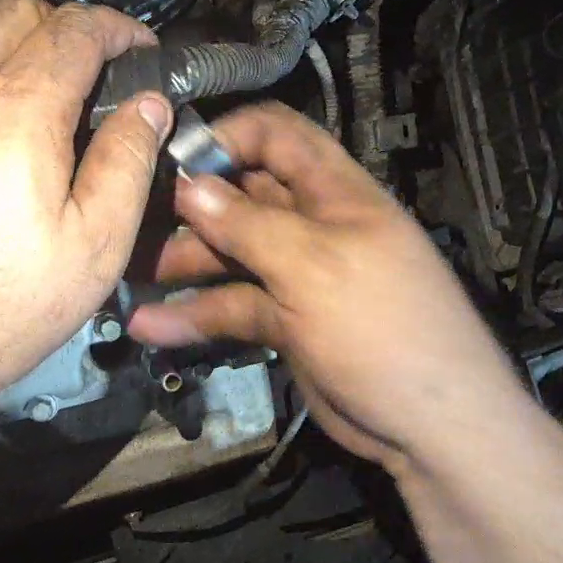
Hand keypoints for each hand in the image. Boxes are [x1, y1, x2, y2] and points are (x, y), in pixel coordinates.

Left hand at [0, 0, 172, 441]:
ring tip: (26, 65)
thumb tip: (148, 105)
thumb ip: (127, 161)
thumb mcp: (95, 247)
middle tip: (90, 69)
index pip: (76, 29)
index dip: (119, 29)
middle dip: (64, 23)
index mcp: (18, 109)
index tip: (139, 51)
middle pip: (15, 7)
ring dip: (1, 23)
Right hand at [127, 103, 529, 471]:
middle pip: (243, 195)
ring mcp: (298, 277)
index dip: (225, 138)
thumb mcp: (315, 267)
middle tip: (133, 222)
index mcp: (334, 191)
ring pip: (231, 255)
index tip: (171, 163)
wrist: (432, 427)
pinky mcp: (286, 324)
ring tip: (130, 275)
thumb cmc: (382, 327)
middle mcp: (313, 225)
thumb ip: (249, 224)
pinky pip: (234, 308)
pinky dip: (195, 316)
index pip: (275, 135)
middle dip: (190, 205)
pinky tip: (150, 326)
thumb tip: (188, 185)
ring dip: (184, 262)